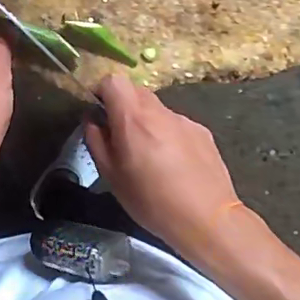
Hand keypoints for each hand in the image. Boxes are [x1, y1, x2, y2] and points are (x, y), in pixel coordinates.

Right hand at [84, 74, 253, 264]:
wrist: (206, 219)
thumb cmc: (151, 200)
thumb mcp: (111, 175)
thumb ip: (96, 141)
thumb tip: (93, 120)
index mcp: (133, 118)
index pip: (114, 81)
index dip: (103, 91)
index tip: (100, 112)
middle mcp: (159, 112)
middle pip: (136, 91)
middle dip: (123, 106)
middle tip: (120, 136)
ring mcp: (184, 121)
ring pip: (156, 109)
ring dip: (146, 122)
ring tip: (149, 156)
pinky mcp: (202, 132)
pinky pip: (175, 124)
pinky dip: (167, 135)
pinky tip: (173, 164)